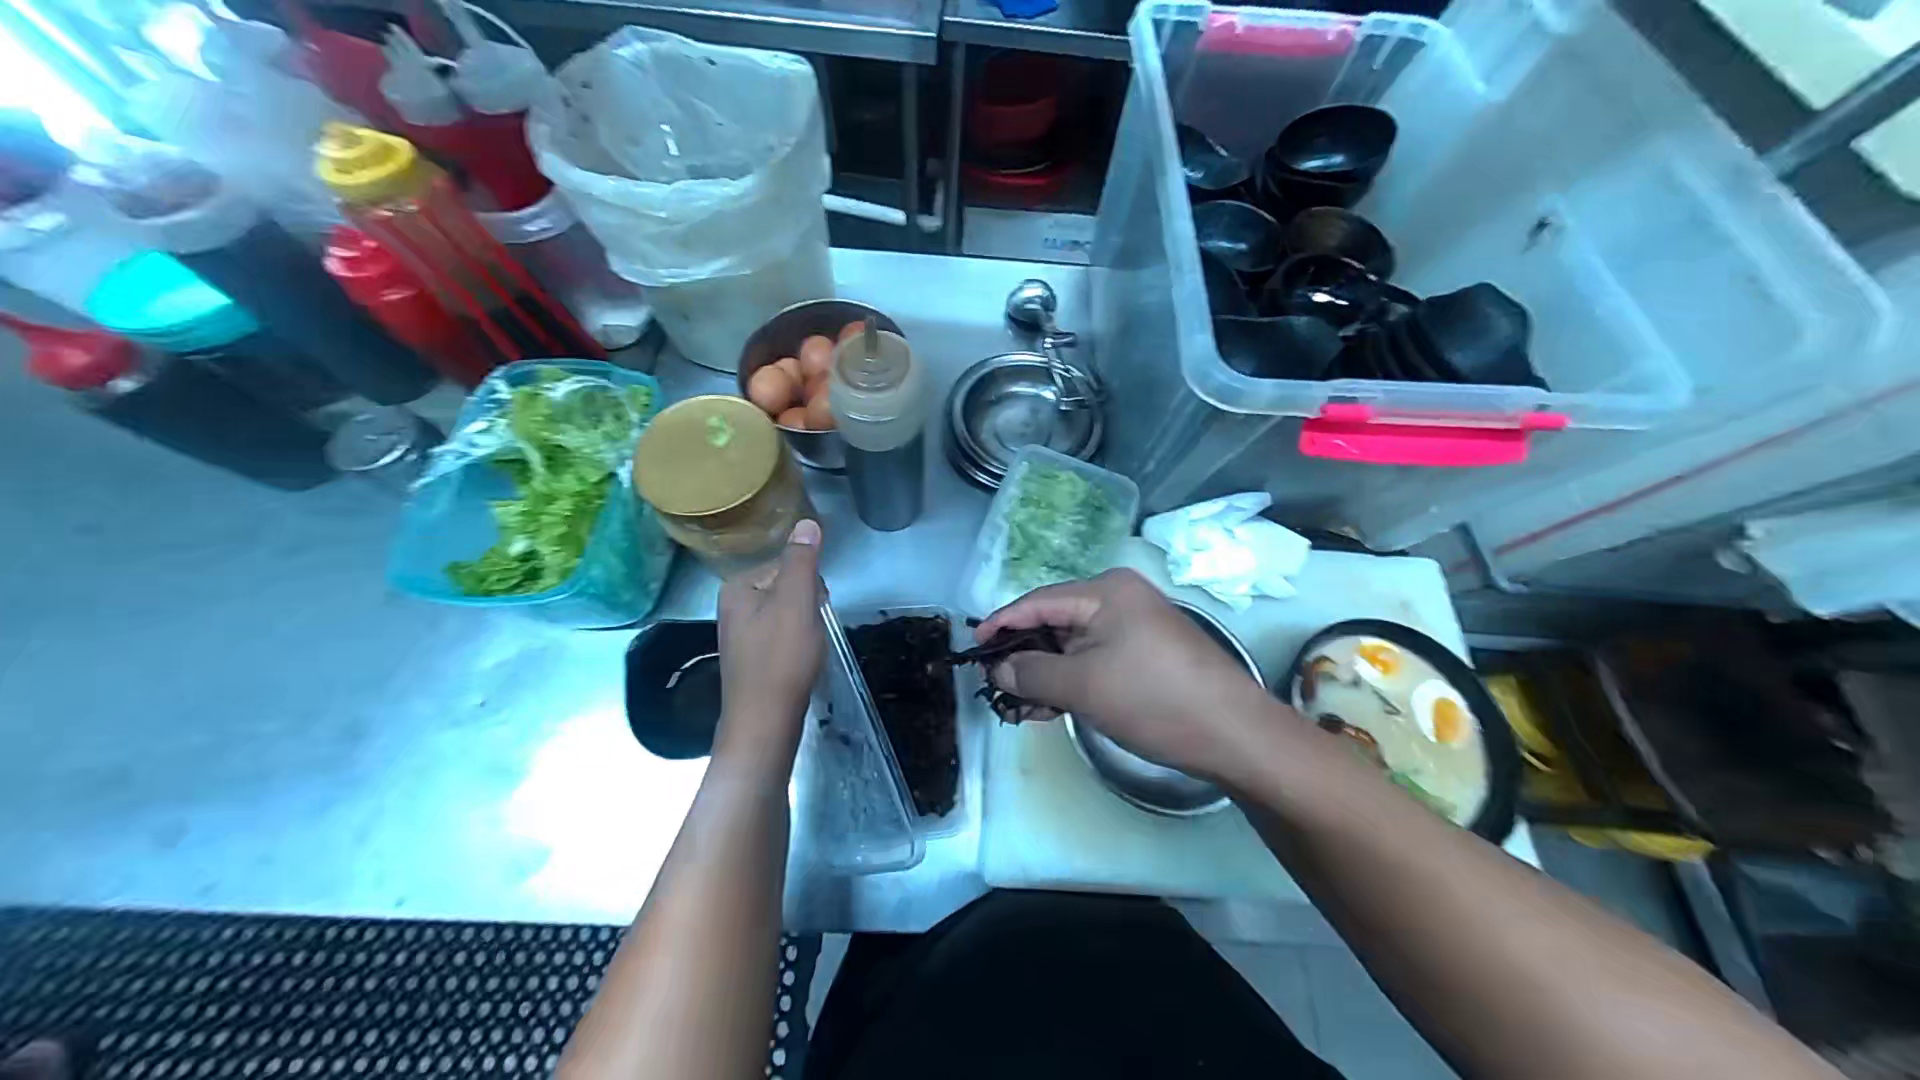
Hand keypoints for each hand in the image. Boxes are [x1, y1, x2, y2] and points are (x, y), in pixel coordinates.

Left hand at [714, 519, 823, 768]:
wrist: (764, 722)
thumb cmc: (781, 659)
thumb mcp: (796, 602)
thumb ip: (801, 561)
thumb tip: (806, 522)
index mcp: (737, 587)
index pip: (786, 564)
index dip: (810, 583)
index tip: (818, 605)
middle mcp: (732, 606)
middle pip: (785, 587)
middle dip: (807, 603)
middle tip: (812, 629)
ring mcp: (740, 634)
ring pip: (785, 612)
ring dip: (804, 623)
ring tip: (808, 646)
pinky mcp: (751, 657)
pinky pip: (780, 634)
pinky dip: (796, 642)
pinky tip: (800, 660)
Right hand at [974, 568, 1283, 780]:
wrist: (1235, 735)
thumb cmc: (1153, 698)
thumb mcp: (1082, 685)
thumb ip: (1030, 672)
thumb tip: (999, 667)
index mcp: (1105, 590)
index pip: (1037, 601)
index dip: (1001, 623)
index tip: (973, 647)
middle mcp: (1120, 598)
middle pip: (1055, 623)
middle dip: (1025, 657)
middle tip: (999, 688)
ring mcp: (1136, 626)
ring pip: (1074, 646)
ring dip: (1047, 675)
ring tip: (1025, 708)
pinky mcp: (1146, 654)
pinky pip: (1095, 659)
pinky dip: (1072, 681)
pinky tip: (1054, 708)